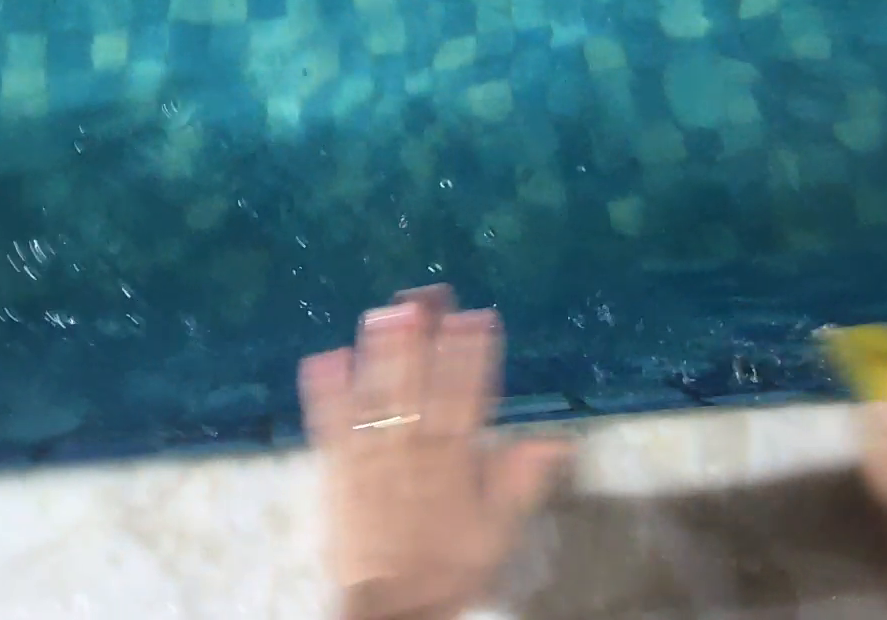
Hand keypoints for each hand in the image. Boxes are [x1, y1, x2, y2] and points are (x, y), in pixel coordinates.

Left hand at [298, 286, 570, 619]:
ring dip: (378, 358)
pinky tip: (324, 356)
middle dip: (421, 343)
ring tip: (380, 314)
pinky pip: (331, 427)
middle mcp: (413, 453)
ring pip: (377, 401)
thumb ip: (521, 481)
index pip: (467, 400)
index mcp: (454, 463)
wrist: (392, 608)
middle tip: (421, 298)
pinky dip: (326, 393)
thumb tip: (561, 438)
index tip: (477, 315)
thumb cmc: (449, 561)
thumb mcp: (499, 530)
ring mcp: (371, 457)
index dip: (473, 358)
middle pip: (418, 391)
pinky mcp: (337, 467)